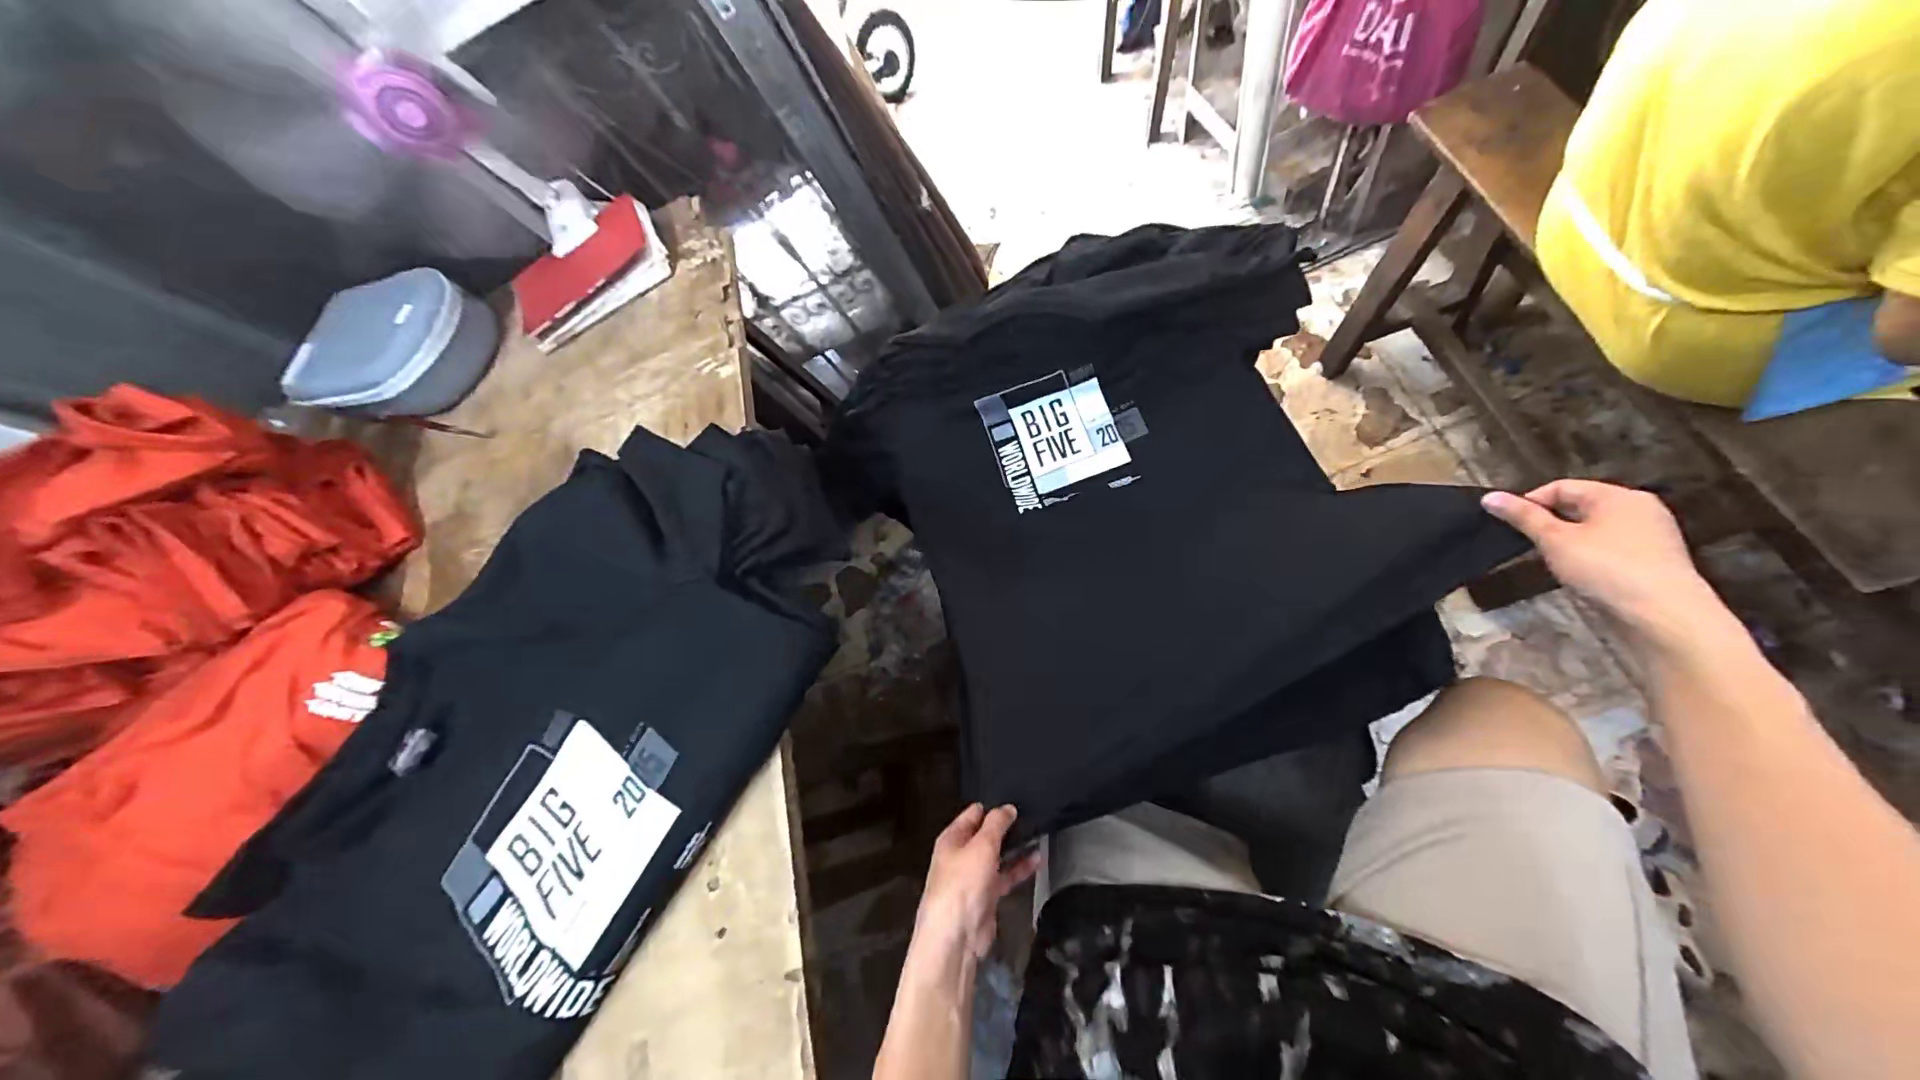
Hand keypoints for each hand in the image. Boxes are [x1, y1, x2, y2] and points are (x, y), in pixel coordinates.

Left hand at [911, 804, 1041, 961]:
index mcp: (952, 839)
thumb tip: (1008, 808)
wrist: (957, 935)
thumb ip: (996, 824)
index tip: (1015, 800)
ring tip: (1038, 835)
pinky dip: (1019, 869)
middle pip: (985, 835)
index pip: (972, 815)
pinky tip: (1037, 860)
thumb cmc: (963, 882)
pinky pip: (1005, 876)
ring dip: (1015, 848)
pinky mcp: (987, 896)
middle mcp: (961, 855)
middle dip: (1006, 828)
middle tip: (1031, 816)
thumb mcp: (981, 845)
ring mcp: (974, 877)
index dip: (992, 807)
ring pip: (998, 856)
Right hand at [1481, 479, 1727, 642]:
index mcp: (1618, 496)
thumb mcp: (1555, 540)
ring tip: (1550, 559)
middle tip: (1526, 543)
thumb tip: (1488, 497)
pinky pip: (1611, 546)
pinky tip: (1579, 572)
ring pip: (1595, 527)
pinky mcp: (1655, 559)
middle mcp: (1639, 508)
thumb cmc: (1605, 568)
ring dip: (1569, 539)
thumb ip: (1522, 517)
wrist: (1664, 615)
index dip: (1530, 502)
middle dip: (1550, 521)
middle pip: (1581, 505)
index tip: (1508, 524)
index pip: (1562, 486)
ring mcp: (1652, 534)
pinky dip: (1589, 554)